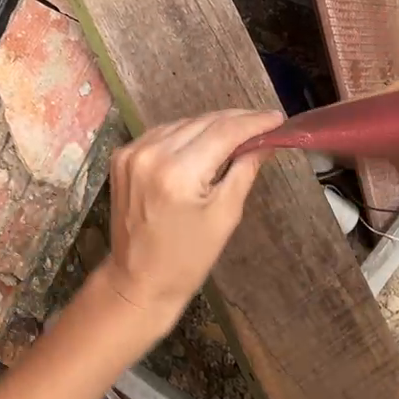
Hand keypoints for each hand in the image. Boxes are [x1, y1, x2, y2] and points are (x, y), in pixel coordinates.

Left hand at [100, 109, 285, 329]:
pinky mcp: (122, 156)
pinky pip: (161, 134)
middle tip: (263, 123)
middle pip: (201, 123)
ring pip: (181, 125)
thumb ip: (244, 171)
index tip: (276, 119)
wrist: (138, 279)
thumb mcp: (225, 216)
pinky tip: (202, 142)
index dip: (252, 122)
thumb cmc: (188, 258)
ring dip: (209, 126)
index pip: (222, 132)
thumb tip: (265, 142)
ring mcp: (132, 152)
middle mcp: (151, 154)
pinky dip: (184, 135)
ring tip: (238, 132)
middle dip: (234, 121)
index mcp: (178, 172)